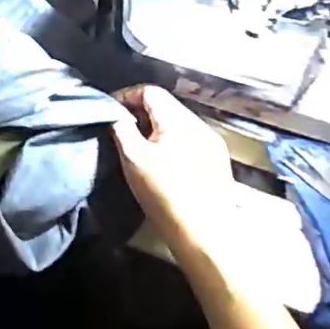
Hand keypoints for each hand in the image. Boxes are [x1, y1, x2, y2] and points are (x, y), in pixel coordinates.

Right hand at [109, 86, 240, 268]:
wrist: (207, 237)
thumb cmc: (165, 195)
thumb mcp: (133, 158)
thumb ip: (121, 128)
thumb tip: (115, 113)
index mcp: (178, 119)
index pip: (149, 91)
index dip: (126, 97)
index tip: (111, 113)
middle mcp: (198, 124)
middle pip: (165, 105)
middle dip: (141, 113)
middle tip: (122, 130)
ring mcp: (212, 143)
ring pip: (178, 123)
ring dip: (158, 128)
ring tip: (141, 148)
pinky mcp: (219, 163)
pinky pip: (190, 140)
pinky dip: (173, 143)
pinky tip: (165, 164)